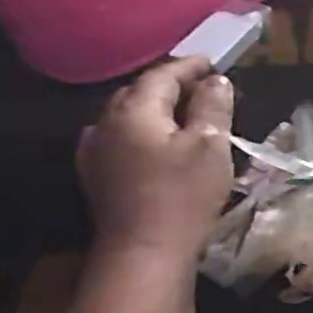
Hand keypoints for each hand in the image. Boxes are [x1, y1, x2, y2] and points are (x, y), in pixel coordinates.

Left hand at [77, 57, 234, 259]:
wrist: (145, 248)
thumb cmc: (184, 193)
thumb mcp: (211, 145)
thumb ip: (212, 107)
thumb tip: (216, 81)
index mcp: (135, 110)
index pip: (162, 75)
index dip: (190, 67)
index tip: (214, 64)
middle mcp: (107, 122)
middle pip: (139, 91)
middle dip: (171, 84)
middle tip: (203, 86)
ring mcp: (96, 149)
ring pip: (128, 114)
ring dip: (156, 107)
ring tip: (183, 112)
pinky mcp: (97, 174)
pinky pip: (120, 137)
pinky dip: (142, 130)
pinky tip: (153, 140)